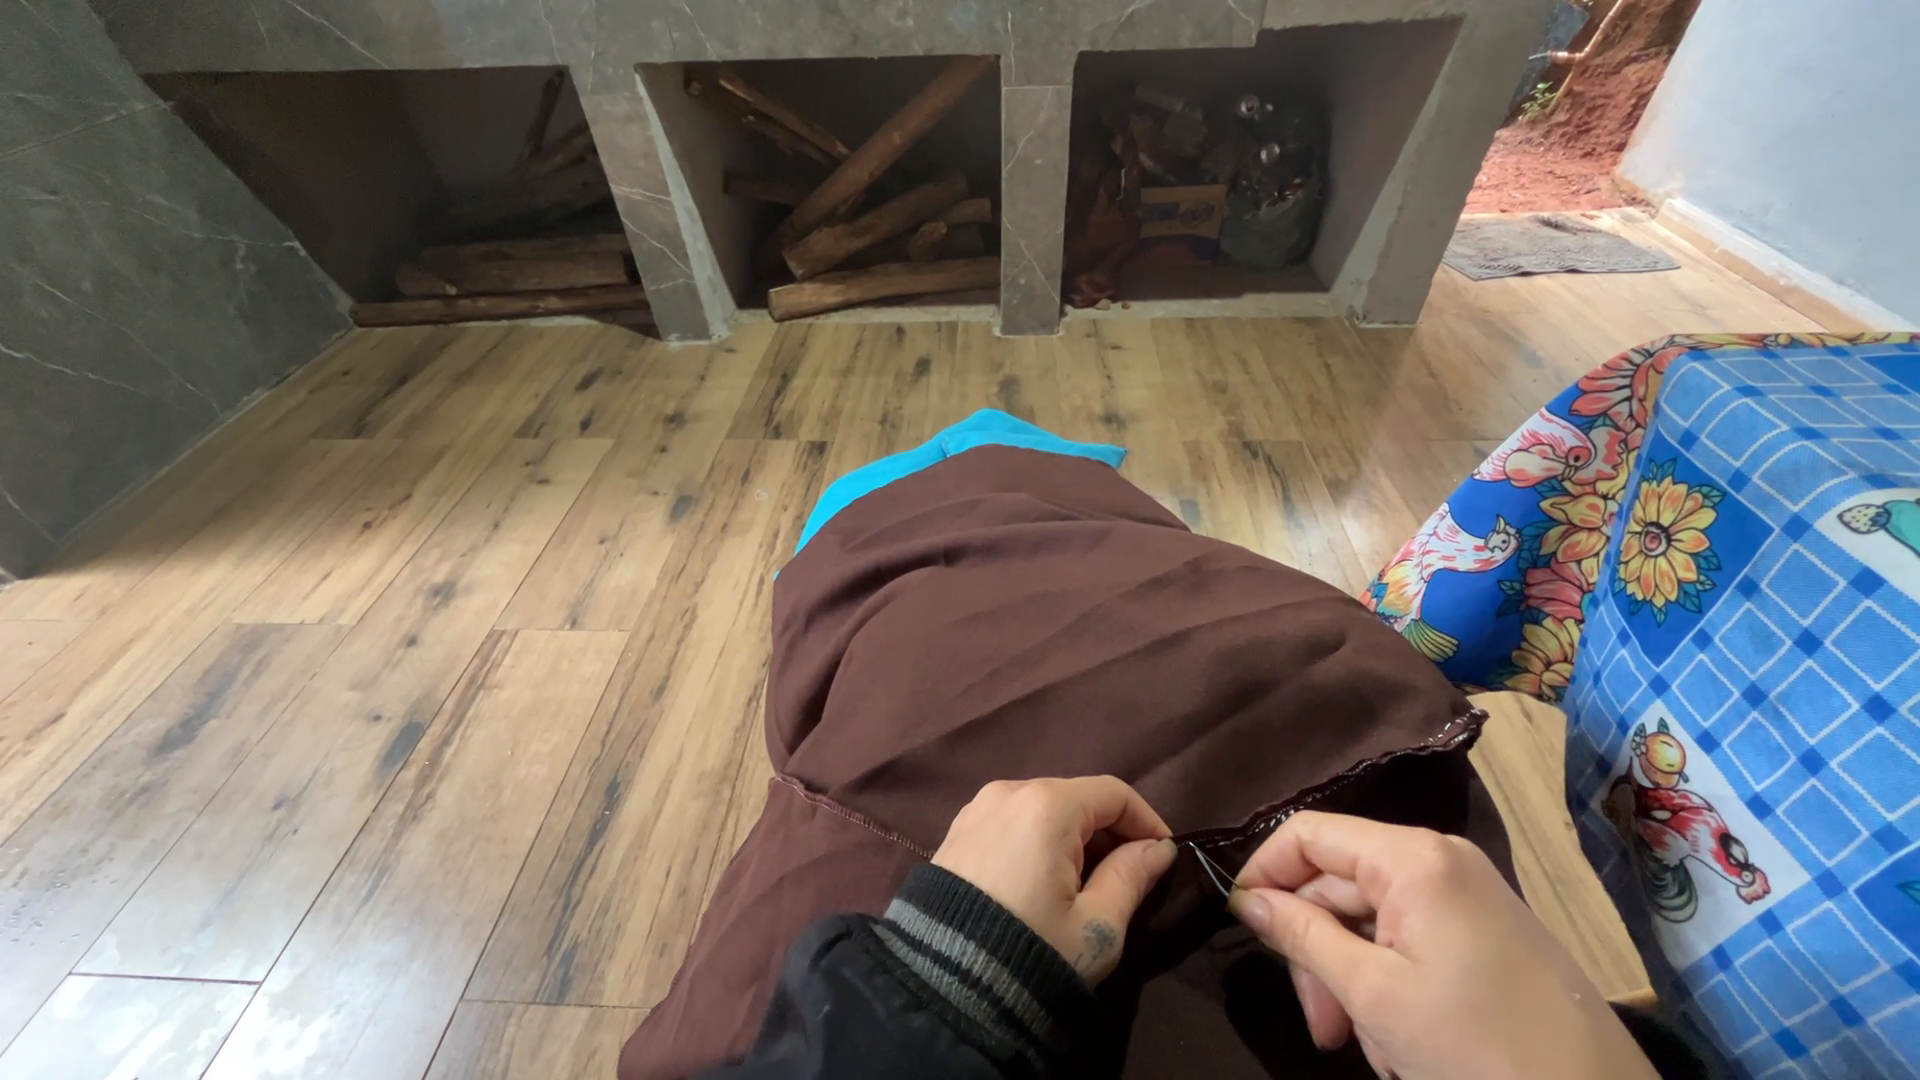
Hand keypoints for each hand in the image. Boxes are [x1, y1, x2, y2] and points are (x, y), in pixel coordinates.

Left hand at [933, 776, 1176, 983]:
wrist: (942, 986)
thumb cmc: (1030, 951)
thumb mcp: (1095, 925)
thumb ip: (1131, 878)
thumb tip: (1157, 849)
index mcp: (1046, 804)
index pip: (1112, 793)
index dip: (1146, 820)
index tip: (1163, 857)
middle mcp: (1009, 791)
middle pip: (1076, 797)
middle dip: (1109, 831)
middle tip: (1129, 876)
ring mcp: (977, 808)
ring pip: (1043, 808)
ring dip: (1073, 837)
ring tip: (1086, 884)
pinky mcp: (957, 831)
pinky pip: (1012, 822)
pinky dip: (1038, 840)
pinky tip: (1043, 881)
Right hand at [1228, 812, 1658, 1079]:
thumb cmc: (1479, 1048)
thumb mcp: (1373, 993)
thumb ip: (1301, 935)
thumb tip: (1245, 898)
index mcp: (1412, 857)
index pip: (1308, 833)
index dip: (1265, 870)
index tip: (1243, 923)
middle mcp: (1438, 861)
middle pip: (1338, 883)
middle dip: (1316, 950)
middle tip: (1317, 1023)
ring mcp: (1467, 897)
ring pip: (1370, 919)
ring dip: (1350, 978)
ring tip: (1361, 1045)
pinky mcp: (1485, 934)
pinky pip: (1408, 941)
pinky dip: (1388, 984)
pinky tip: (1400, 1044)